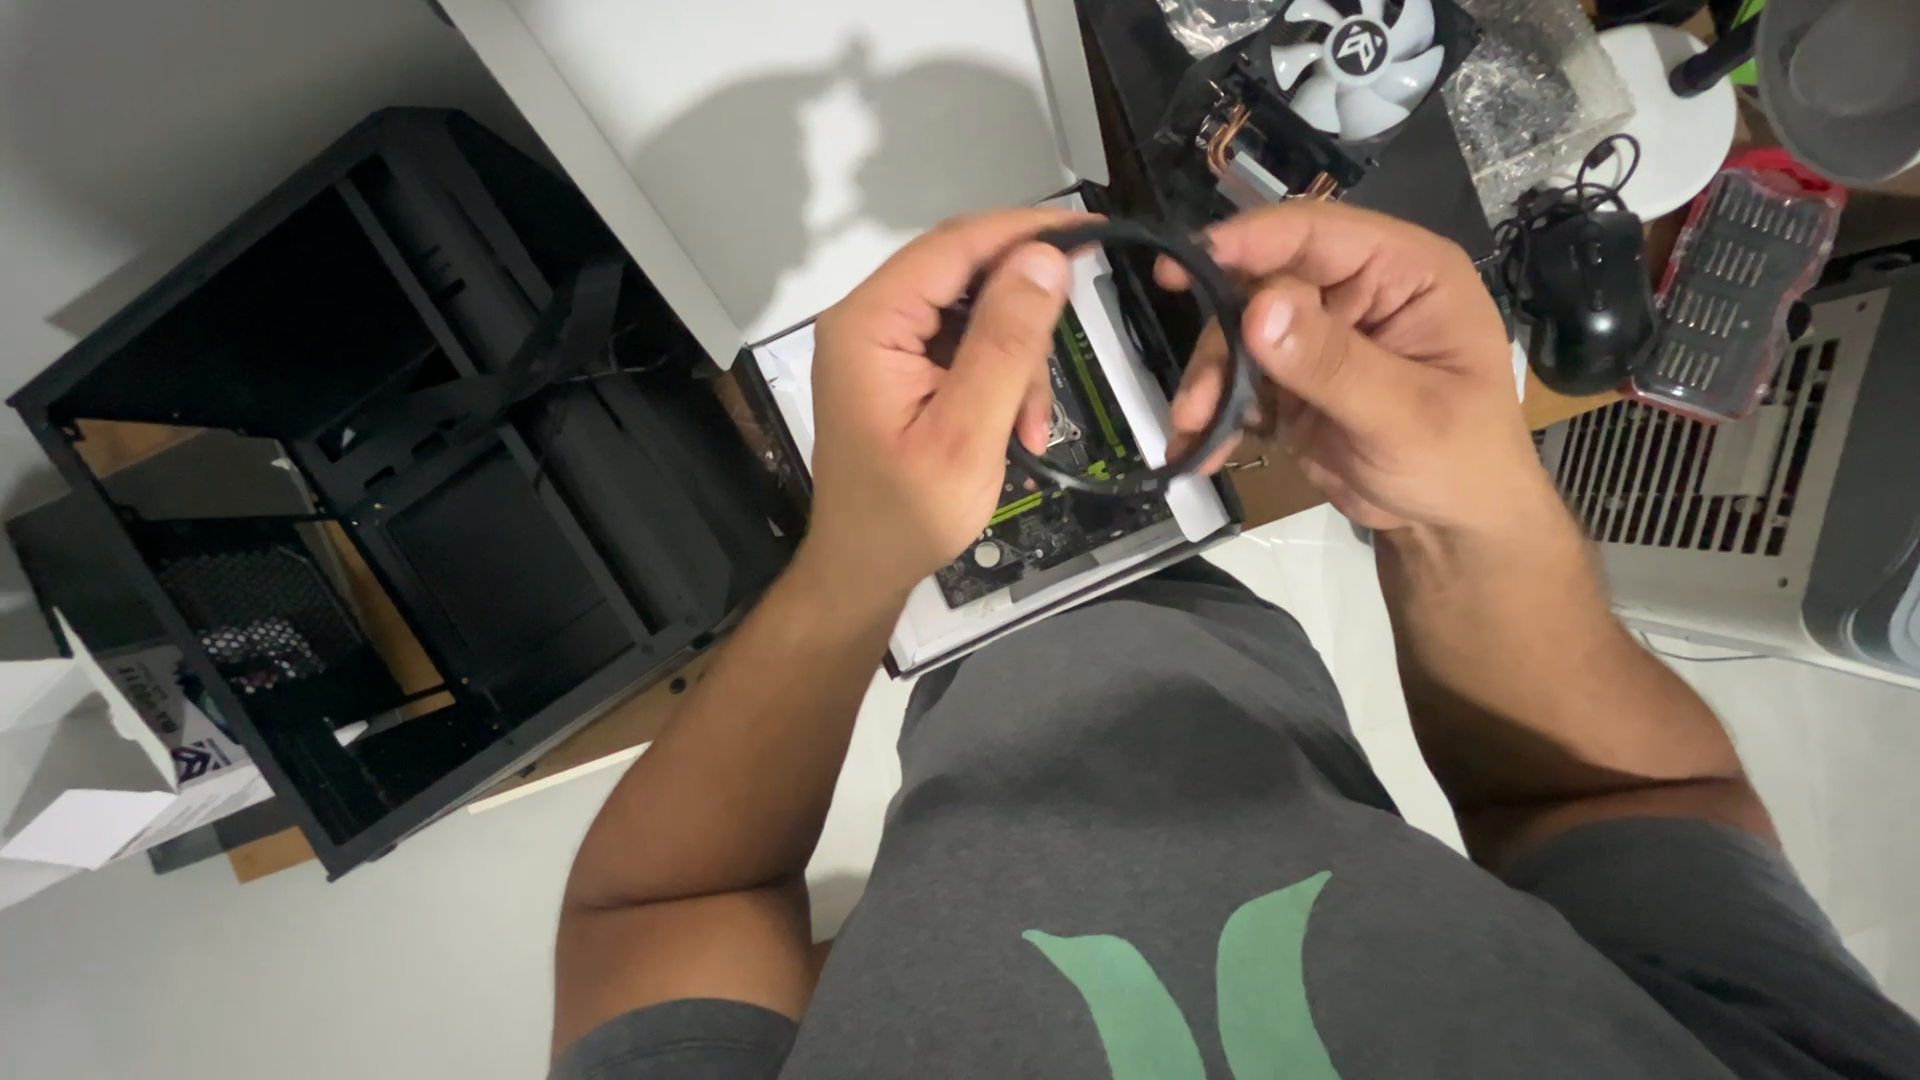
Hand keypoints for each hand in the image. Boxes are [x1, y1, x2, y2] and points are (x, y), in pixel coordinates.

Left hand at [799, 209, 1089, 601]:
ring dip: (1016, 366)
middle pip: (965, 280)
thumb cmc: (909, 514)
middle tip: (1048, 387)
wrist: (865, 568)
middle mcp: (869, 321)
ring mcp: (882, 348)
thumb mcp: (967, 433)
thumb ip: (1005, 343)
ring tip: (1030, 430)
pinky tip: (1014, 431)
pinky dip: (998, 384)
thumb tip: (1044, 258)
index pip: (954, 246)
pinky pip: (963, 353)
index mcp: (870, 323)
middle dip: (1022, 328)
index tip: (1094, 233)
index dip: (1026, 232)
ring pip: (973, 319)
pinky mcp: (898, 374)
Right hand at [1160, 201, 1552, 535]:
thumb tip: (1258, 309)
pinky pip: (1236, 386)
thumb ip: (1332, 362)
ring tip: (1192, 434)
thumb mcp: (1404, 412)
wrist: (1447, 523)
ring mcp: (1315, 342)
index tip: (1178, 268)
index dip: (1245, 242)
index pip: (1314, 234)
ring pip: (1237, 341)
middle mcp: (1352, 295)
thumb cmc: (1458, 460)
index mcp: (1401, 273)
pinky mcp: (1287, 385)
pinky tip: (1200, 450)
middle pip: (1258, 291)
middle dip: (1219, 347)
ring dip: (1208, 387)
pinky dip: (1213, 417)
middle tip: (1193, 404)